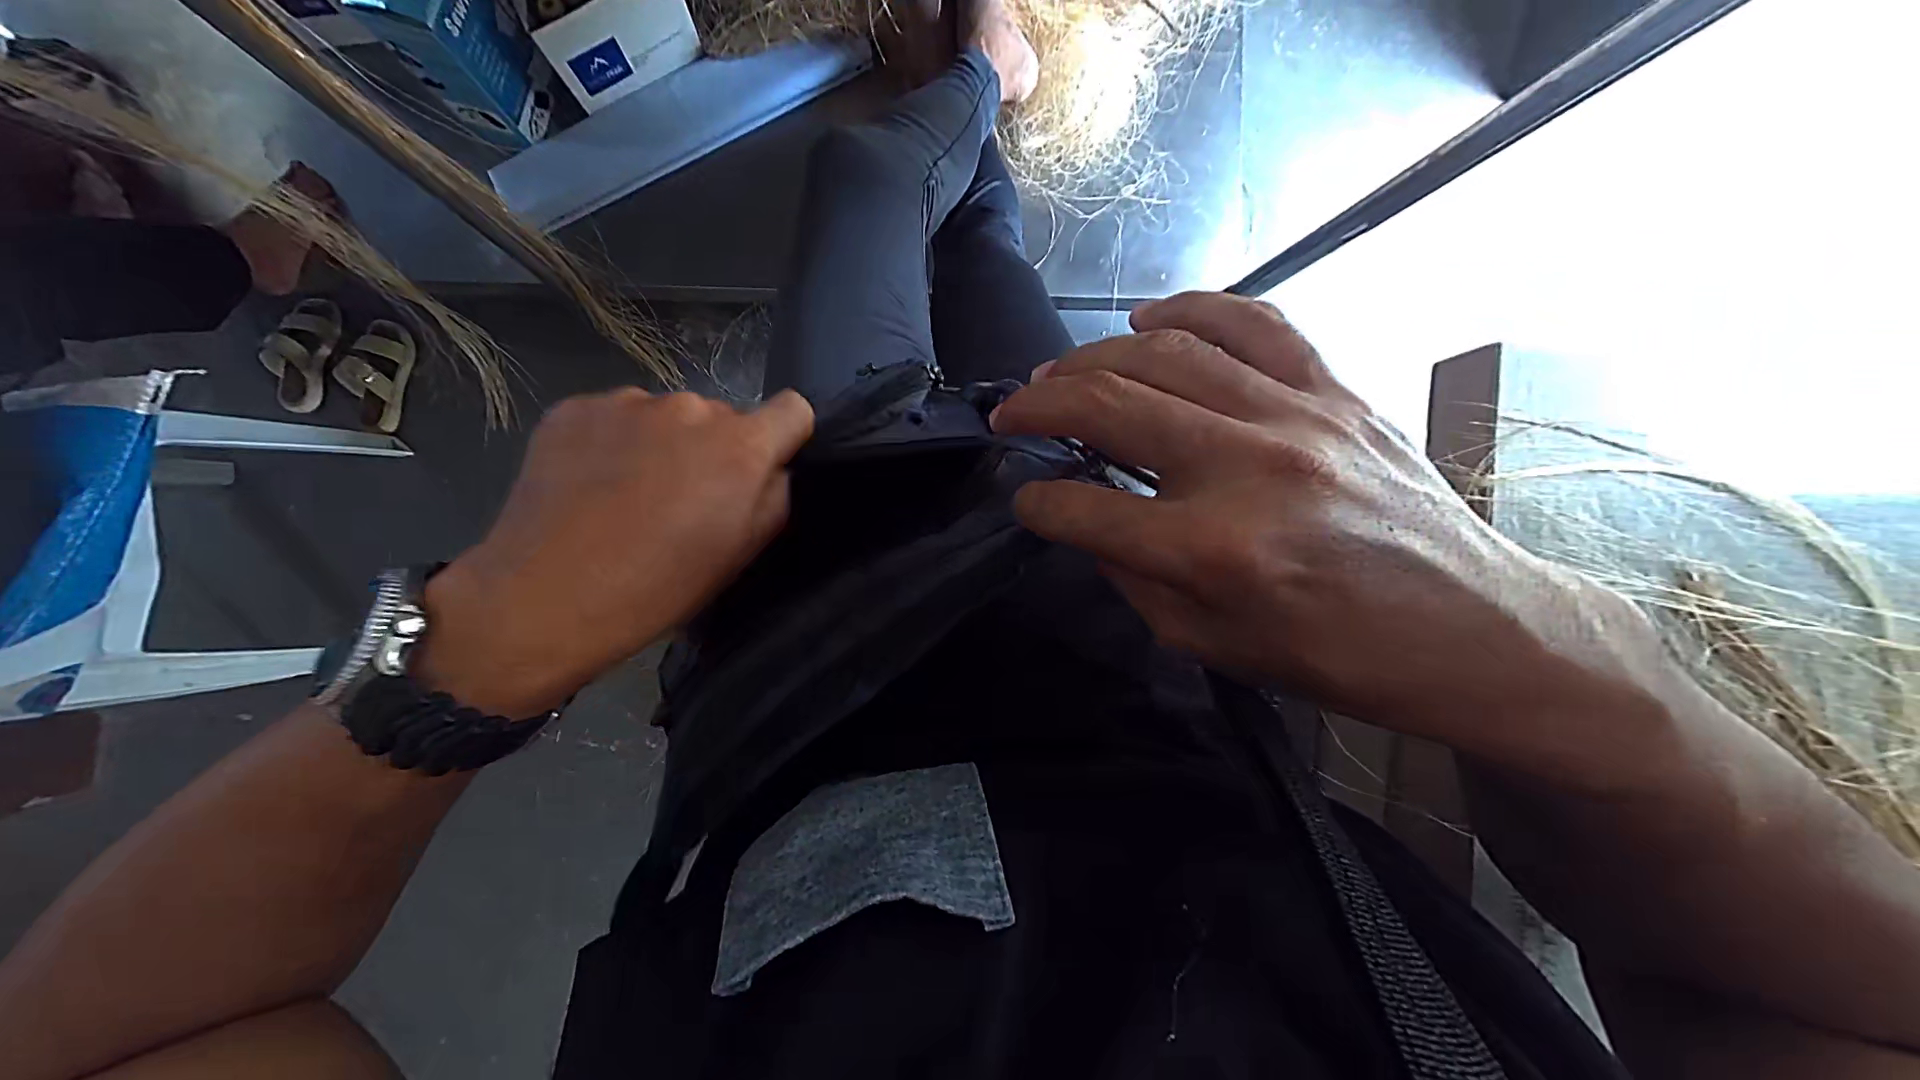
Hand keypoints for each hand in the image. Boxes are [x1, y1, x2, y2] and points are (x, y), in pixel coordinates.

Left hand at [416, 388, 813, 716]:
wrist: (546, 596)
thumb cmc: (662, 585)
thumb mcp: (744, 551)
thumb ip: (776, 495)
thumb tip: (773, 466)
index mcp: (740, 446)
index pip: (793, 409)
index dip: (786, 437)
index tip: (765, 467)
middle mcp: (690, 408)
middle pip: (724, 416)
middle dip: (716, 449)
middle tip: (686, 499)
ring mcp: (628, 402)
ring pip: (668, 416)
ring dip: (665, 443)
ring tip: (632, 494)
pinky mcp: (574, 407)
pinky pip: (617, 417)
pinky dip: (615, 442)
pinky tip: (594, 485)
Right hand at [990, 292, 1588, 747]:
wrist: (1469, 630)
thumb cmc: (1332, 654)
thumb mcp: (1208, 643)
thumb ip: (1132, 576)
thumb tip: (1085, 518)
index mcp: (1211, 551)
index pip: (1086, 509)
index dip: (1040, 502)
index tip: (1025, 497)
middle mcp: (1247, 468)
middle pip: (1112, 406)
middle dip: (1041, 406)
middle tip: (1012, 412)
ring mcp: (1296, 415)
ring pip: (1167, 352)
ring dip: (1093, 357)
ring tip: (1058, 372)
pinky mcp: (1335, 391)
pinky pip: (1253, 321)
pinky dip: (1190, 308)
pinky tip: (1146, 318)